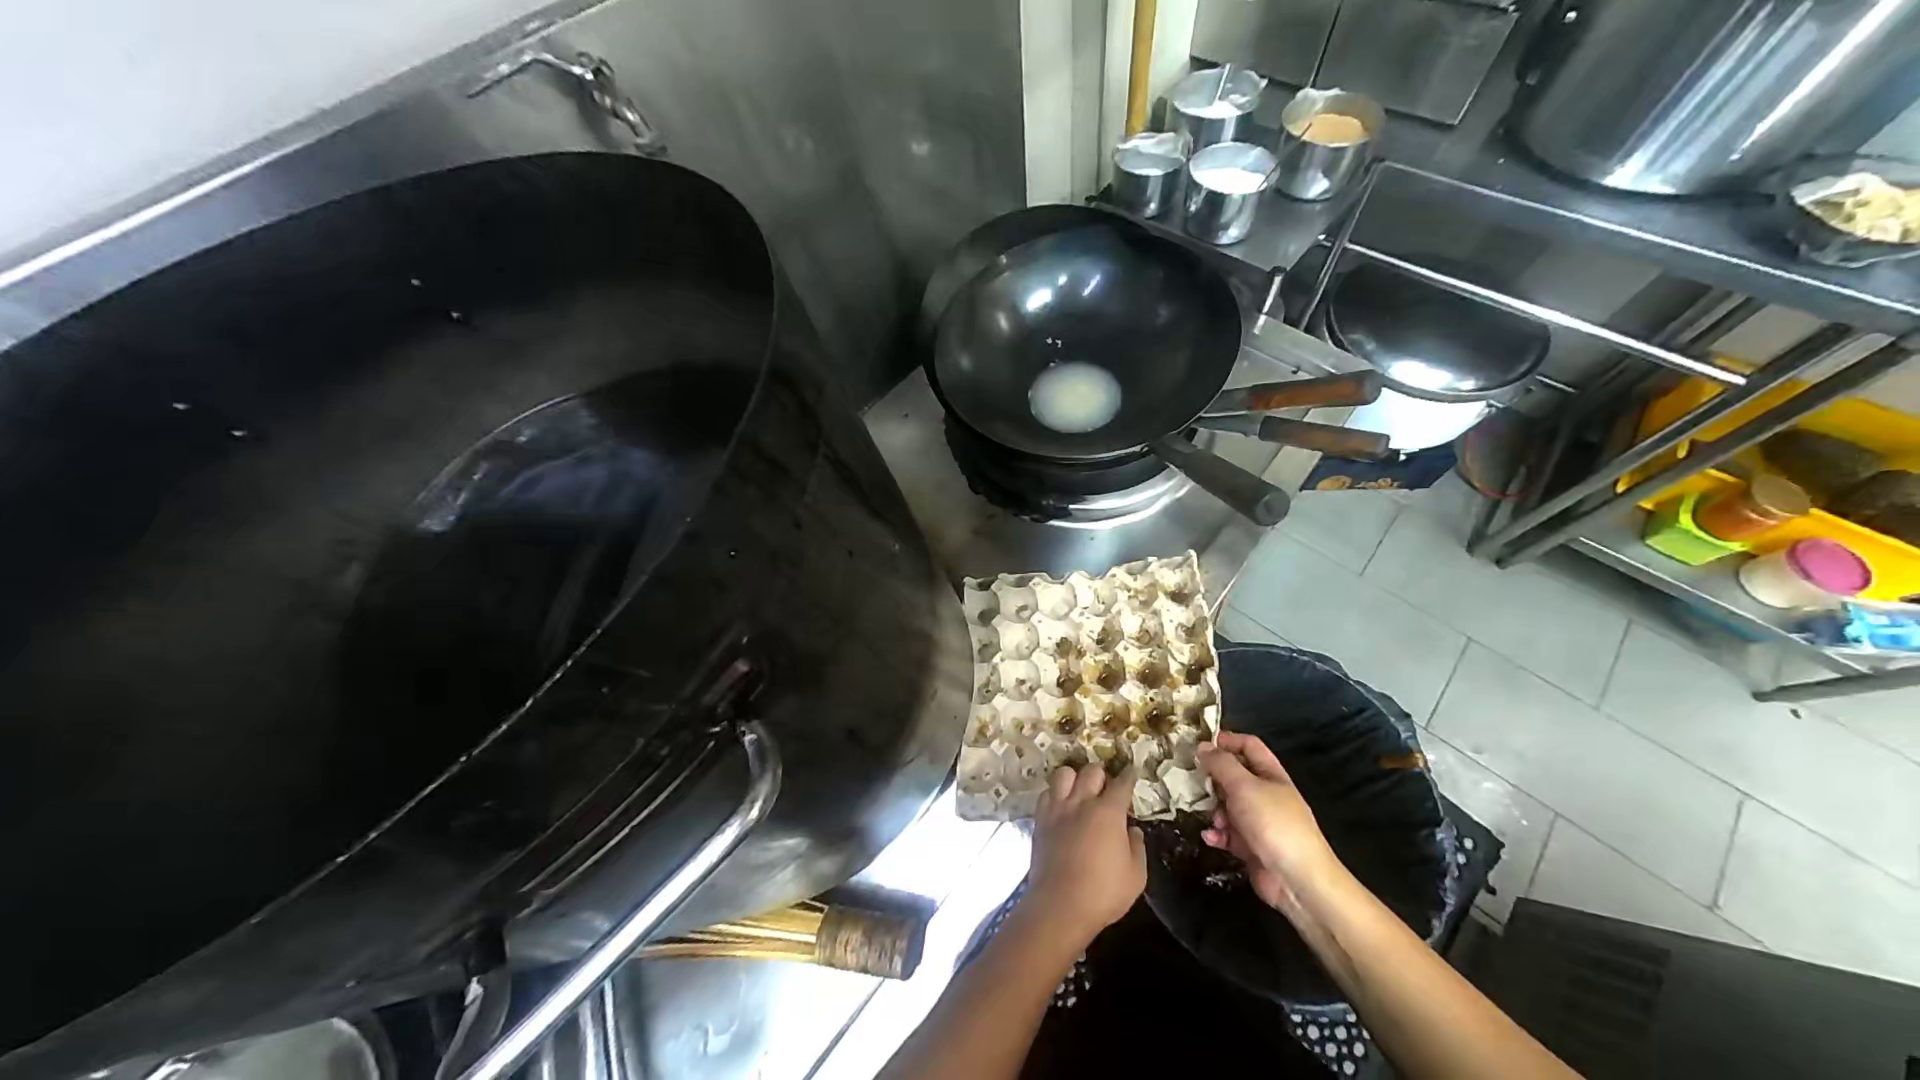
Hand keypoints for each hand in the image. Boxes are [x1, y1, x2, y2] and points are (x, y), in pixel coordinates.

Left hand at [1022, 764, 1146, 943]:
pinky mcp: (1040, 820)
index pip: (1122, 784)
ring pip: (1064, 774)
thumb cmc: (1104, 892)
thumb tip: (1132, 830)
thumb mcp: (1136, 875)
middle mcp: (1081, 802)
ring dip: (1075, 778)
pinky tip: (1062, 807)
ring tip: (1080, 792)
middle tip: (1106, 789)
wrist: (1059, 905)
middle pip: (1091, 771)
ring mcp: (1057, 809)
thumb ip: (1137, 847)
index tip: (1132, 773)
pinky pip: (1047, 794)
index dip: (1129, 776)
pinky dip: (1056, 794)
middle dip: (1102, 775)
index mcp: (1108, 812)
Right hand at [1196, 732, 1343, 920]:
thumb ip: (1221, 764)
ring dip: (1215, 811)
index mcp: (1271, 775)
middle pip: (1234, 776)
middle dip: (1213, 779)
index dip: (1226, 741)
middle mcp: (1265, 795)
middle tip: (1192, 781)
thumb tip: (1203, 747)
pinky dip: (1218, 834)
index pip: (1248, 746)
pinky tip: (1212, 838)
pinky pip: (1228, 834)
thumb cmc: (1273, 824)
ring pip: (1228, 806)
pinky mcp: (1251, 846)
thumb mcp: (1244, 787)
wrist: (1298, 880)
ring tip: (1213, 819)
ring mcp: (1259, 822)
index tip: (1200, 744)